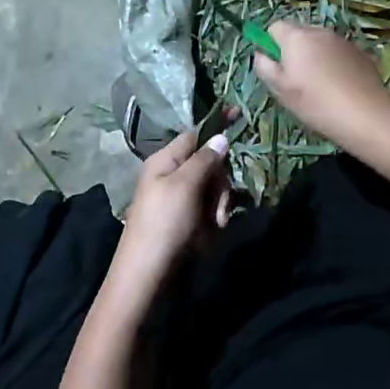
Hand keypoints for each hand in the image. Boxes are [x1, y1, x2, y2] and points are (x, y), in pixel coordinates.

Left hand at [104, 129, 232, 307]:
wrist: (149, 274)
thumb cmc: (164, 224)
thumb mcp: (185, 186)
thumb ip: (205, 159)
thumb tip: (221, 137)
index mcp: (165, 161)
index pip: (195, 135)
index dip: (217, 127)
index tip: (240, 113)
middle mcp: (172, 175)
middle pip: (210, 163)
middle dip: (221, 182)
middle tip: (219, 204)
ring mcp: (181, 199)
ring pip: (215, 187)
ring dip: (220, 203)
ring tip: (215, 224)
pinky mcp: (189, 220)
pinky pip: (211, 208)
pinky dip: (216, 218)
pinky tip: (213, 231)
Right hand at [252, 21, 389, 145]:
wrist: (365, 114)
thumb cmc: (315, 102)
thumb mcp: (280, 89)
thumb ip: (264, 67)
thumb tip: (261, 54)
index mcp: (296, 37)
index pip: (275, 27)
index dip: (271, 44)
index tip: (276, 67)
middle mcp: (320, 31)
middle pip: (299, 33)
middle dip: (294, 51)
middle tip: (296, 80)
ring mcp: (343, 41)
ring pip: (320, 44)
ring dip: (316, 57)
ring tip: (321, 86)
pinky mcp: (361, 53)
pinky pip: (339, 53)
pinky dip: (335, 64)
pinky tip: (340, 87)